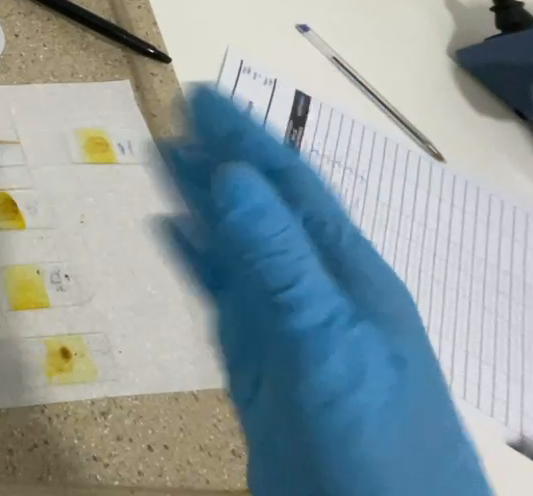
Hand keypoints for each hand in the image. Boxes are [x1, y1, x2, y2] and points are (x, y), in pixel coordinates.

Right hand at [158, 87, 490, 495]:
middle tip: (173, 113)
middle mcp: (313, 286)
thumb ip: (278, 259)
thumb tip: (233, 175)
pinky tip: (169, 232)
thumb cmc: (371, 437)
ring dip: (199, 197)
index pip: (289, 186)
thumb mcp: (327, 339)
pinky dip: (193, 255)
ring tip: (161, 156)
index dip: (246, 137)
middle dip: (219, 156)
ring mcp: (283, 319)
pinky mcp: (255, 351)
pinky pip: (219, 287)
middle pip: (257, 205)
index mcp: (344, 274)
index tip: (200, 97)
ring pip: (233, 241)